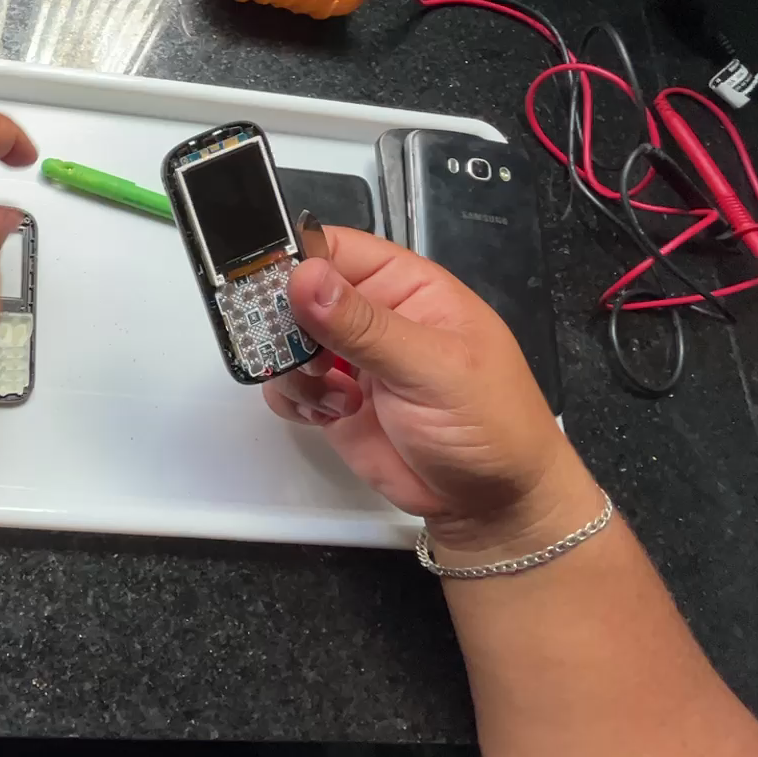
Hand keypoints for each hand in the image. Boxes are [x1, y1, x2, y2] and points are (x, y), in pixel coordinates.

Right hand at [263, 225, 603, 561]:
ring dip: (292, 368)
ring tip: (332, 395)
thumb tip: (304, 277)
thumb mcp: (433, 369)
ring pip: (282, 340)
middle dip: (283, 322)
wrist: (490, 507)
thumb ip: (363, 325)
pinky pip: (283, 382)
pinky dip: (291, 398)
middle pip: (295, 293)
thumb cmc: (489, 427)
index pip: (334, 249)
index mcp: (403, 286)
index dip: (296, 259)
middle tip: (296, 352)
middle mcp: (367, 314)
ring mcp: (344, 356)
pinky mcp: (327, 396)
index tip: (267, 286)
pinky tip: (328, 414)